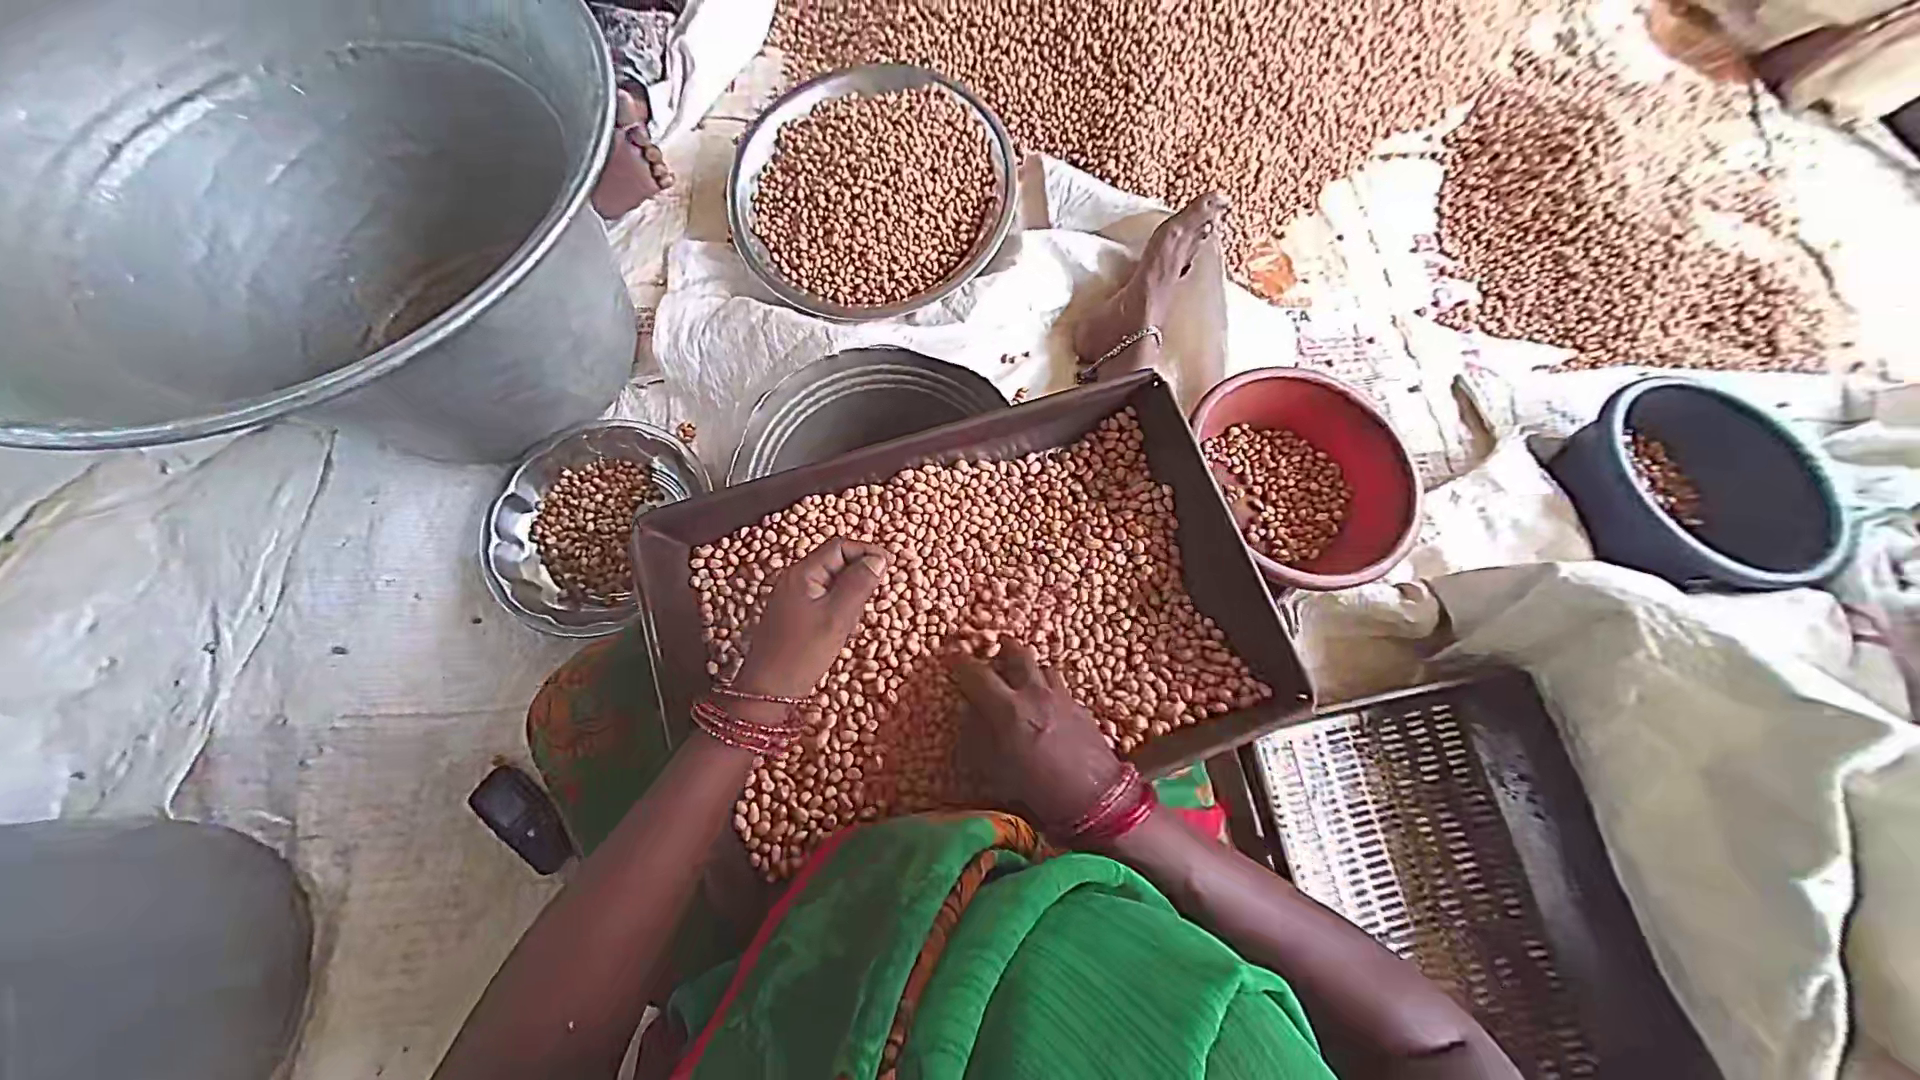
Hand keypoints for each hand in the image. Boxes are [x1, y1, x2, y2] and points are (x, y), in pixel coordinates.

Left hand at [732, 538, 888, 700]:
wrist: (768, 691)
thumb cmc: (802, 653)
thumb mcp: (838, 616)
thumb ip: (859, 584)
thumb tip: (878, 560)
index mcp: (802, 573)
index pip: (839, 546)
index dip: (866, 551)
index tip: (888, 565)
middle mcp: (795, 580)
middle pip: (835, 562)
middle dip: (859, 574)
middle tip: (875, 594)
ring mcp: (794, 598)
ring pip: (832, 583)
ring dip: (850, 594)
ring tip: (855, 618)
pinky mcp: (796, 616)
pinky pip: (825, 601)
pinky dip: (840, 609)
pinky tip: (842, 629)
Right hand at [948, 640, 1126, 832]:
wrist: (1096, 799)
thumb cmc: (1039, 790)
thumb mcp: (997, 769)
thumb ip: (980, 735)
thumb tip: (970, 712)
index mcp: (1009, 710)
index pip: (978, 674)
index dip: (961, 663)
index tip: (951, 657)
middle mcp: (1035, 694)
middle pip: (1017, 655)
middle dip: (1003, 648)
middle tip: (995, 647)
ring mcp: (1061, 697)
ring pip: (1042, 667)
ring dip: (1028, 667)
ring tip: (1022, 675)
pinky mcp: (1080, 707)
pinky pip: (1059, 686)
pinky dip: (1047, 687)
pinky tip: (1046, 702)